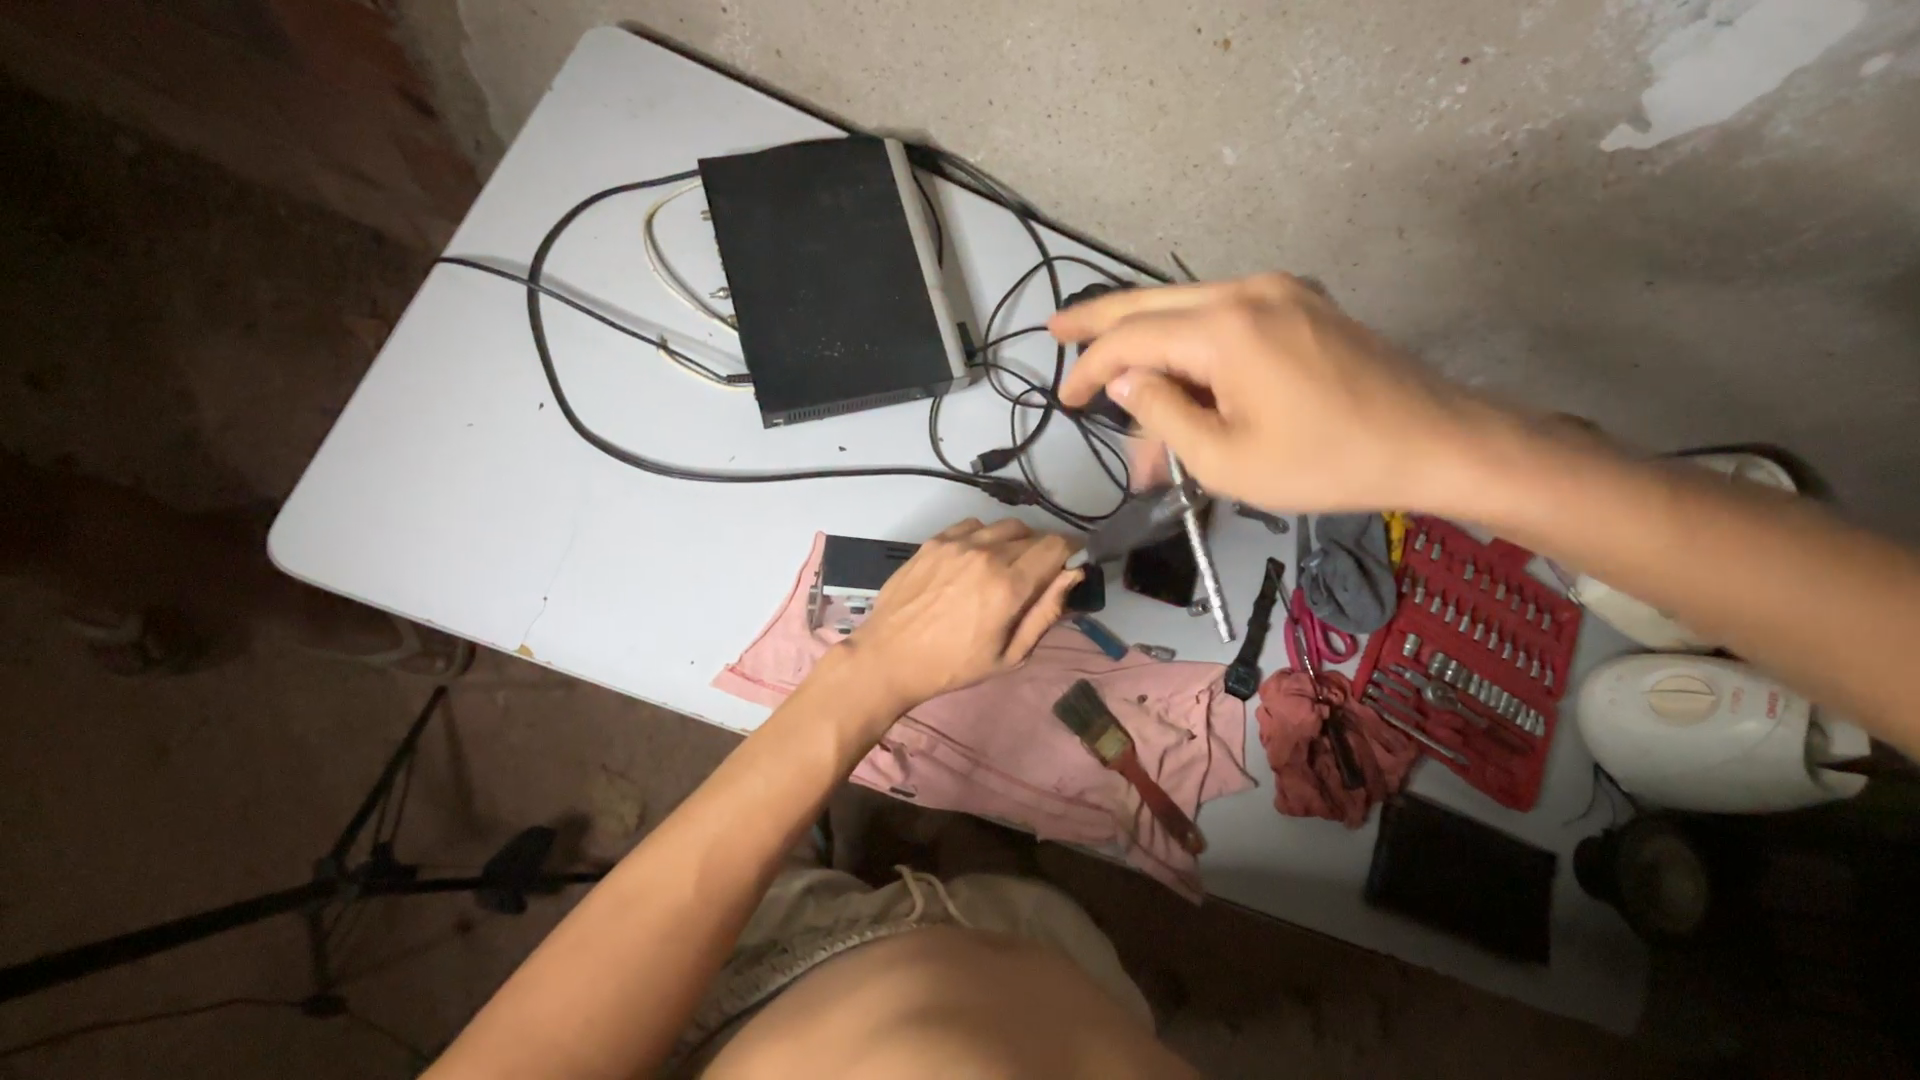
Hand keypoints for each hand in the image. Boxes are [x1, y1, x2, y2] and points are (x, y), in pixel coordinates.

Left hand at [843, 518, 1079, 709]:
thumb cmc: (953, 665)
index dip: (1071, 552)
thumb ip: (1046, 613)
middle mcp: (986, 554)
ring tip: (1007, 566)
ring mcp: (957, 543)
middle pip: (1033, 534)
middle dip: (1044, 551)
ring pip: (1004, 526)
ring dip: (1016, 541)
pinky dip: (985, 537)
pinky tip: (976, 559)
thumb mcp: (1010, 655)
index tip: (1071, 563)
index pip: (1057, 546)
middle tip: (1037, 575)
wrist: (890, 657)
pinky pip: (973, 525)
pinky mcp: (934, 541)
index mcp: (1009, 585)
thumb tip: (1073, 577)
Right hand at [1052, 273, 1491, 513]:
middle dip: (1100, 321)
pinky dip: (1195, 350)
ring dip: (1153, 351)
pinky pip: (1227, 321)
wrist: (1433, 441)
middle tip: (1056, 329)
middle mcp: (1247, 291)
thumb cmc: (1324, 462)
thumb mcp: (1224, 458)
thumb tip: (1126, 381)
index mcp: (1224, 327)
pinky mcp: (1302, 306)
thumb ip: (1162, 414)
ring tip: (1123, 392)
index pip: (1130, 338)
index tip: (1067, 399)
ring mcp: (1280, 292)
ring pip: (1189, 312)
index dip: (1089, 368)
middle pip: (1152, 301)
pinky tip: (1181, 381)